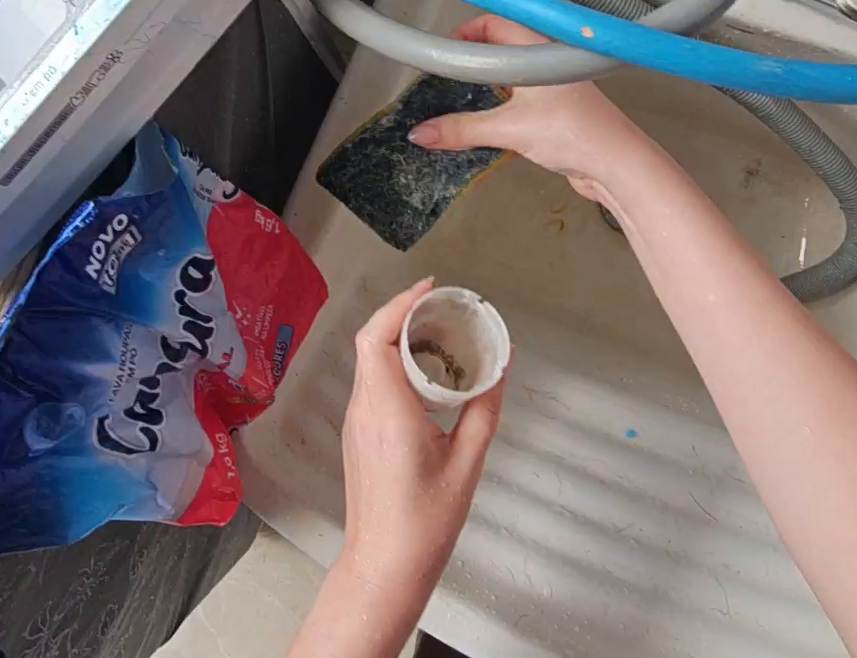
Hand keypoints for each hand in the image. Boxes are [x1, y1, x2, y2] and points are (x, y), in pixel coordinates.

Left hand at [337, 279, 503, 590]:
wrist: (383, 567)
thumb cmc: (425, 522)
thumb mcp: (467, 464)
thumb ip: (484, 411)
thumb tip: (501, 368)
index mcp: (387, 408)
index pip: (378, 337)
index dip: (399, 304)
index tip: (431, 289)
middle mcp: (364, 406)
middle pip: (371, 340)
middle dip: (402, 313)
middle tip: (441, 307)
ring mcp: (356, 420)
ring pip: (369, 359)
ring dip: (397, 336)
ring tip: (437, 332)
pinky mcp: (357, 432)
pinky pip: (372, 380)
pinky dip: (393, 361)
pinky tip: (423, 371)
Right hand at [406, 15, 659, 202]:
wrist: (616, 164)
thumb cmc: (578, 133)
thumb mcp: (509, 129)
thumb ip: (462, 130)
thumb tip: (425, 133)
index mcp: (537, 49)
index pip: (494, 23)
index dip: (466, 32)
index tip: (443, 50)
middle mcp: (546, 62)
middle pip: (501, 47)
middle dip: (473, 57)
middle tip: (449, 71)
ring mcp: (554, 86)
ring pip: (512, 74)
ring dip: (488, 82)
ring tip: (463, 96)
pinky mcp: (557, 111)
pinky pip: (521, 99)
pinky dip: (501, 104)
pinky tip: (489, 121)